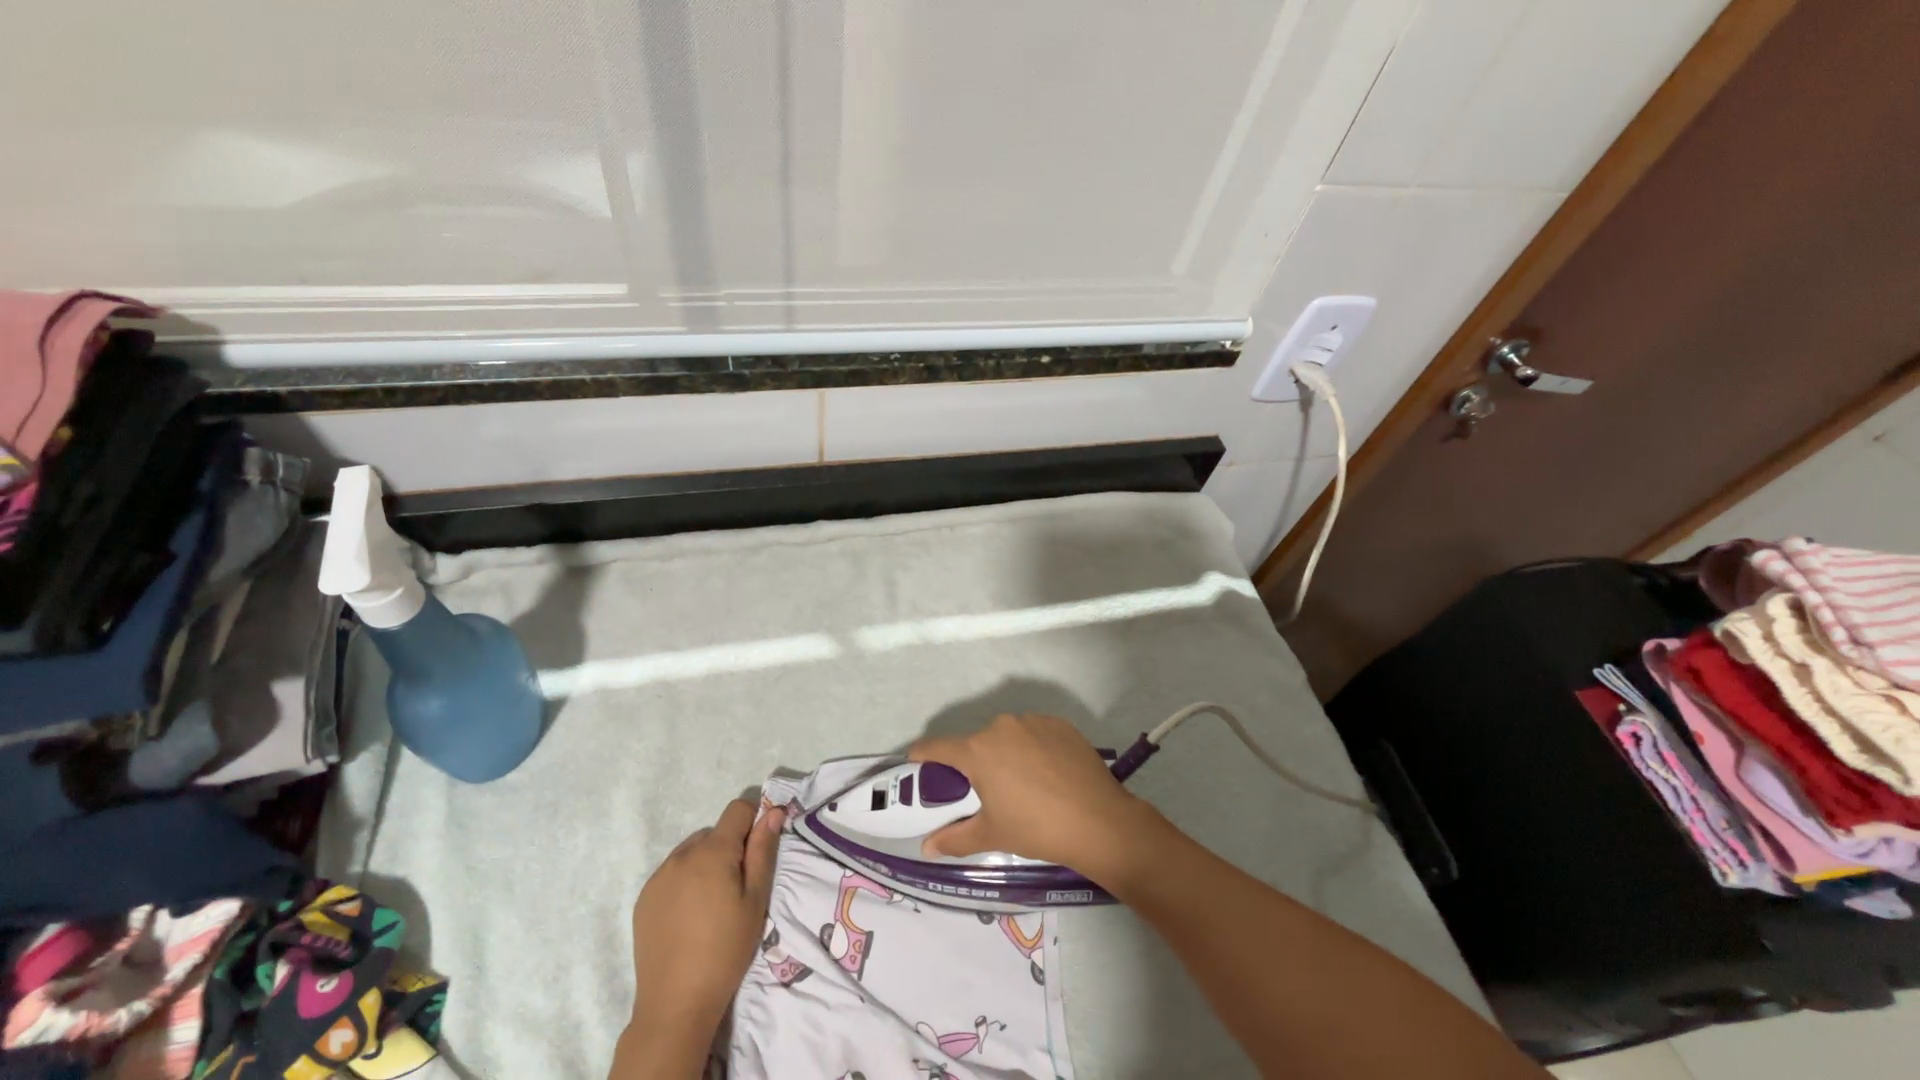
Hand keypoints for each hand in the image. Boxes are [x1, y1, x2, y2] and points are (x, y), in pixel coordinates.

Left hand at [621, 799, 783, 1075]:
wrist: (676, 1000)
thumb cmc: (727, 949)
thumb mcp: (756, 900)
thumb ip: (763, 852)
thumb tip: (772, 812)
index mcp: (712, 852)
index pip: (736, 810)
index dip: (753, 821)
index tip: (760, 850)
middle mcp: (680, 855)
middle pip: (713, 832)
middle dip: (730, 848)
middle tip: (739, 888)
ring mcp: (658, 877)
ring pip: (690, 852)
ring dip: (706, 864)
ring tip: (713, 905)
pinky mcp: (644, 898)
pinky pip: (671, 874)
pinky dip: (685, 882)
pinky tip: (691, 916)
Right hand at [908, 713, 1162, 884]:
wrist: (1100, 822)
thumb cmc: (1037, 829)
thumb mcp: (992, 835)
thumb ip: (954, 838)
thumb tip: (927, 847)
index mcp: (978, 751)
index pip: (935, 747)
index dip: (922, 759)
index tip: (919, 770)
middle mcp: (1002, 727)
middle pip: (974, 743)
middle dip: (972, 764)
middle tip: (982, 793)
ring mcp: (1034, 721)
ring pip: (1006, 736)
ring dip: (1004, 754)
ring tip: (1021, 786)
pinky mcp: (1061, 725)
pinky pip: (1034, 733)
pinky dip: (1032, 749)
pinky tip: (1046, 775)